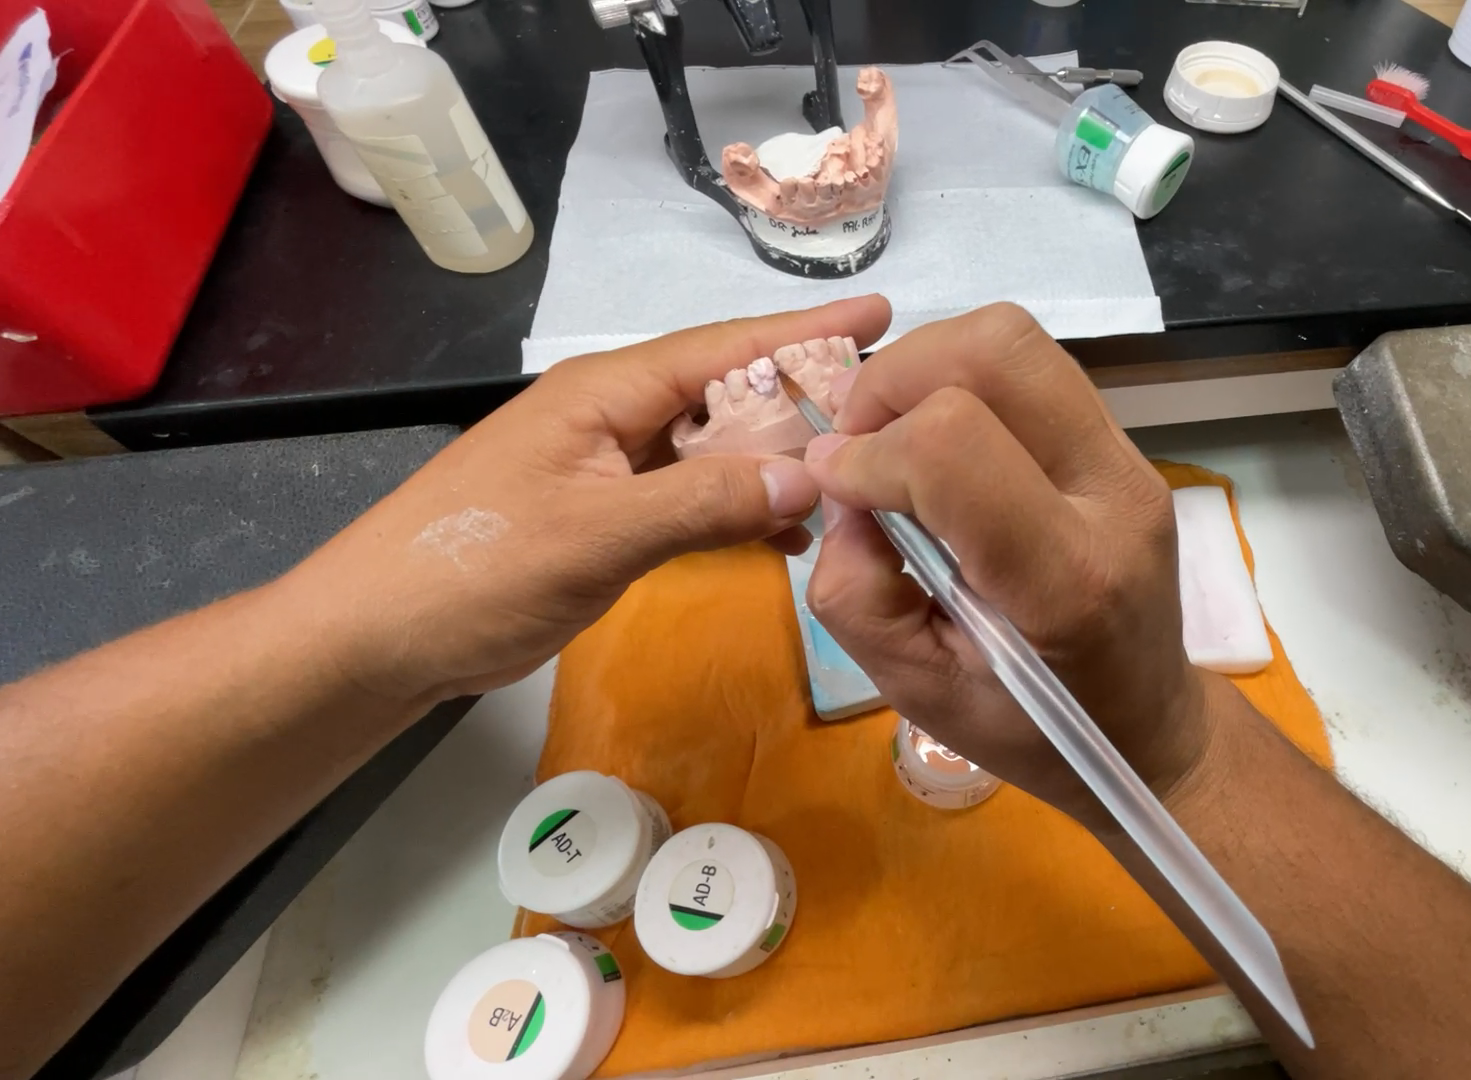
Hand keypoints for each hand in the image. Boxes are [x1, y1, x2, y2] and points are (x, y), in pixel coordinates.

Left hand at [286, 296, 891, 708]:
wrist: (378, 641)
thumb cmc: (473, 571)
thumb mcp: (596, 534)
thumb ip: (703, 502)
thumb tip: (810, 478)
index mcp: (608, 393)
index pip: (726, 348)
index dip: (805, 331)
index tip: (878, 316)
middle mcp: (618, 416)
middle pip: (732, 394)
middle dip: (806, 398)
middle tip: (881, 408)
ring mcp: (617, 466)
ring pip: (720, 450)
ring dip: (779, 463)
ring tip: (849, 476)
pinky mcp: (616, 513)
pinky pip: (698, 497)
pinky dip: (743, 511)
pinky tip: (785, 536)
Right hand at [803, 303, 1209, 824]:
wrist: (1144, 722)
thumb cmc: (1032, 728)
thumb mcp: (919, 690)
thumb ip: (857, 592)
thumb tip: (842, 486)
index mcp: (1068, 580)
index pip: (954, 448)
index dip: (870, 454)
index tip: (838, 488)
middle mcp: (1113, 496)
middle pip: (998, 351)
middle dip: (895, 377)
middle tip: (862, 442)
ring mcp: (1129, 460)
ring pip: (1016, 342)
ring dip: (927, 370)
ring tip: (895, 437)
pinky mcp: (1122, 446)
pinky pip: (1031, 370)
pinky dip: (961, 383)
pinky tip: (941, 444)